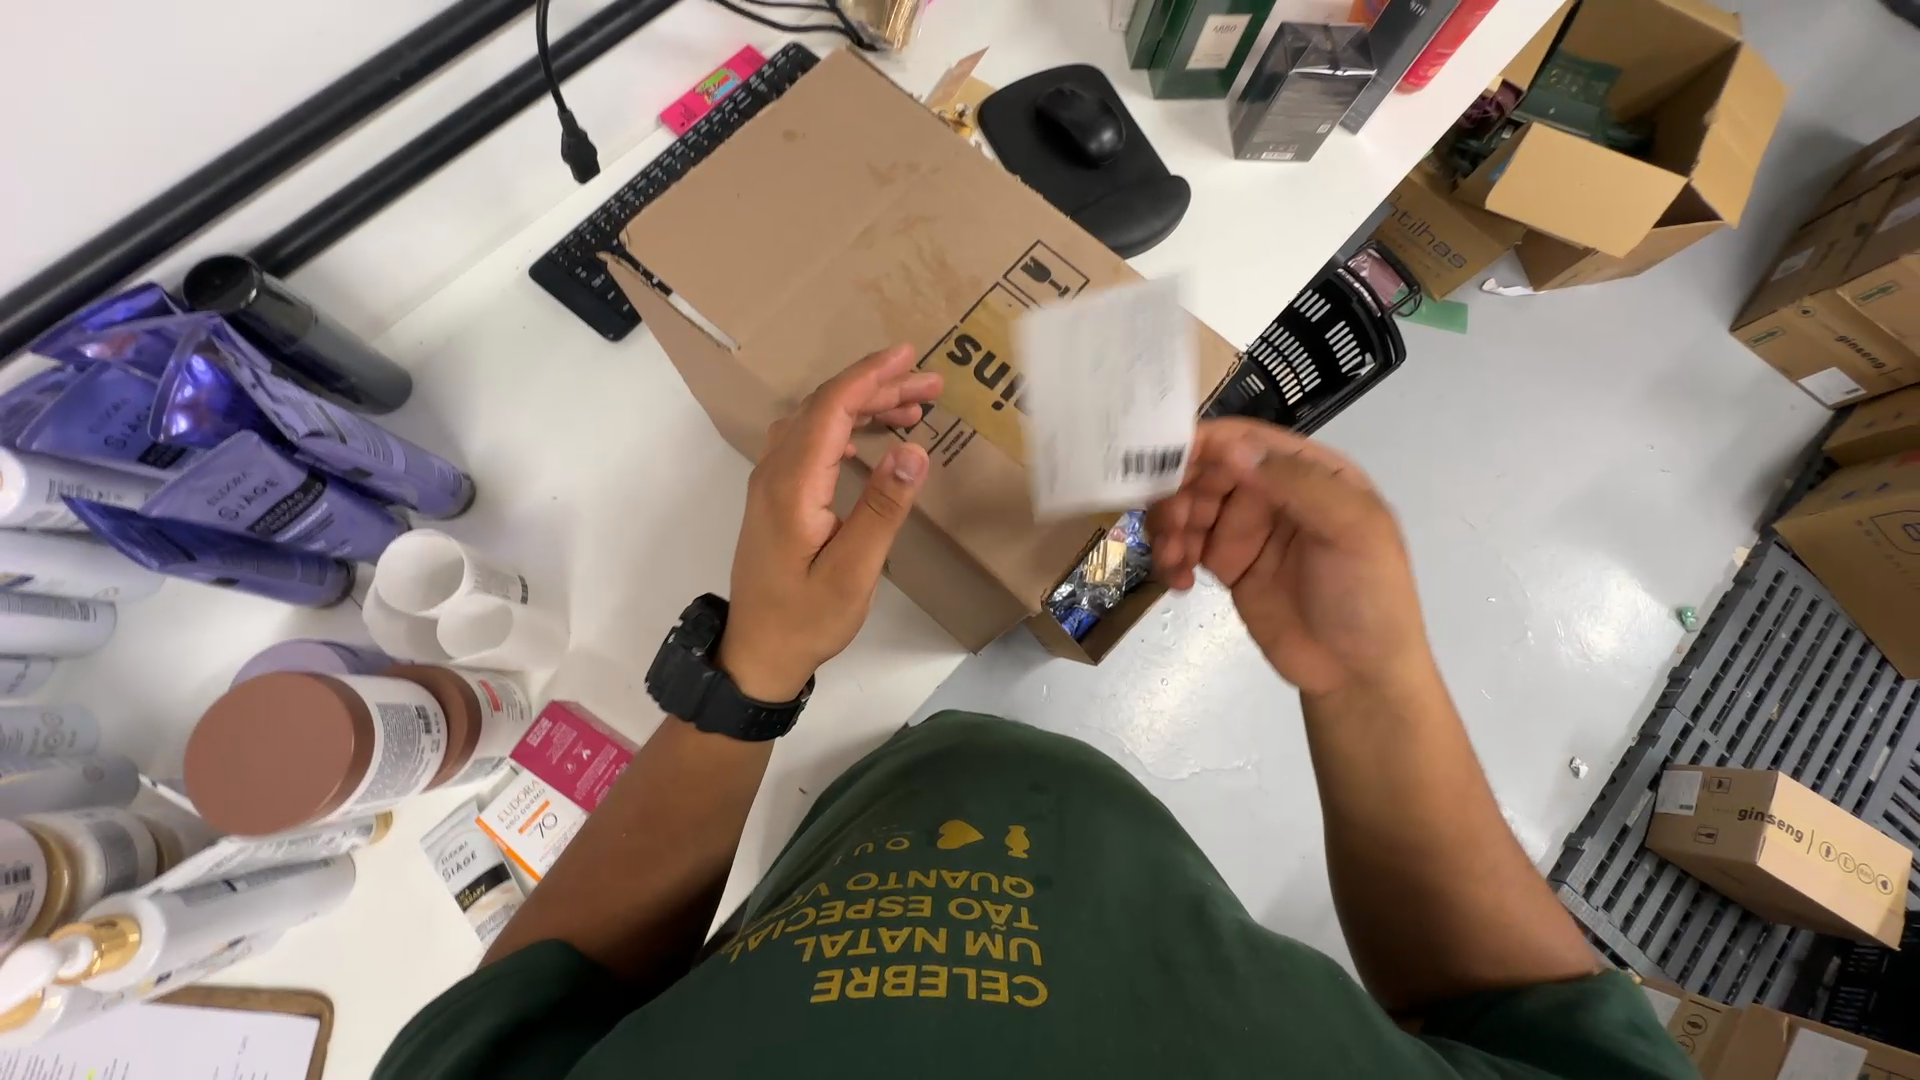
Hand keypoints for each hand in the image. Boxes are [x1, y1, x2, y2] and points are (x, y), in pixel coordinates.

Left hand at [719, 345, 942, 702]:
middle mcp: (774, 472)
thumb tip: (913, 452)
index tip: (910, 357)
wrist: (757, 653)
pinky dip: (844, 429)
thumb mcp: (853, 572)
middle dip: (877, 387)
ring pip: (815, 422)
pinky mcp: (776, 498)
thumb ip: (882, 510)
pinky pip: (809, 443)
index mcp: (792, 485)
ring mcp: (770, 484)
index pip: (831, 409)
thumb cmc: (807, 619)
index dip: (870, 377)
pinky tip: (871, 440)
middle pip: (823, 408)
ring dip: (862, 406)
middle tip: (929, 384)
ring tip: (911, 407)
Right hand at [1146, 418, 1430, 698]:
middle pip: (1204, 472)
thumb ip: (1296, 483)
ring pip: (1186, 507)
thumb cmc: (1369, 596)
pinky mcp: (1225, 564)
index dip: (1200, 444)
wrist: (1356, 674)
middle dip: (1177, 492)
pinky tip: (1180, 581)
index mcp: (1307, 471)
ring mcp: (1244, 528)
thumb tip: (1231, 449)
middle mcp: (1270, 491)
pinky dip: (1171, 559)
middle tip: (1171, 526)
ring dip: (1168, 528)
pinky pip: (1183, 546)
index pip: (1244, 440)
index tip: (1162, 462)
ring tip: (1175, 561)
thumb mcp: (1353, 530)